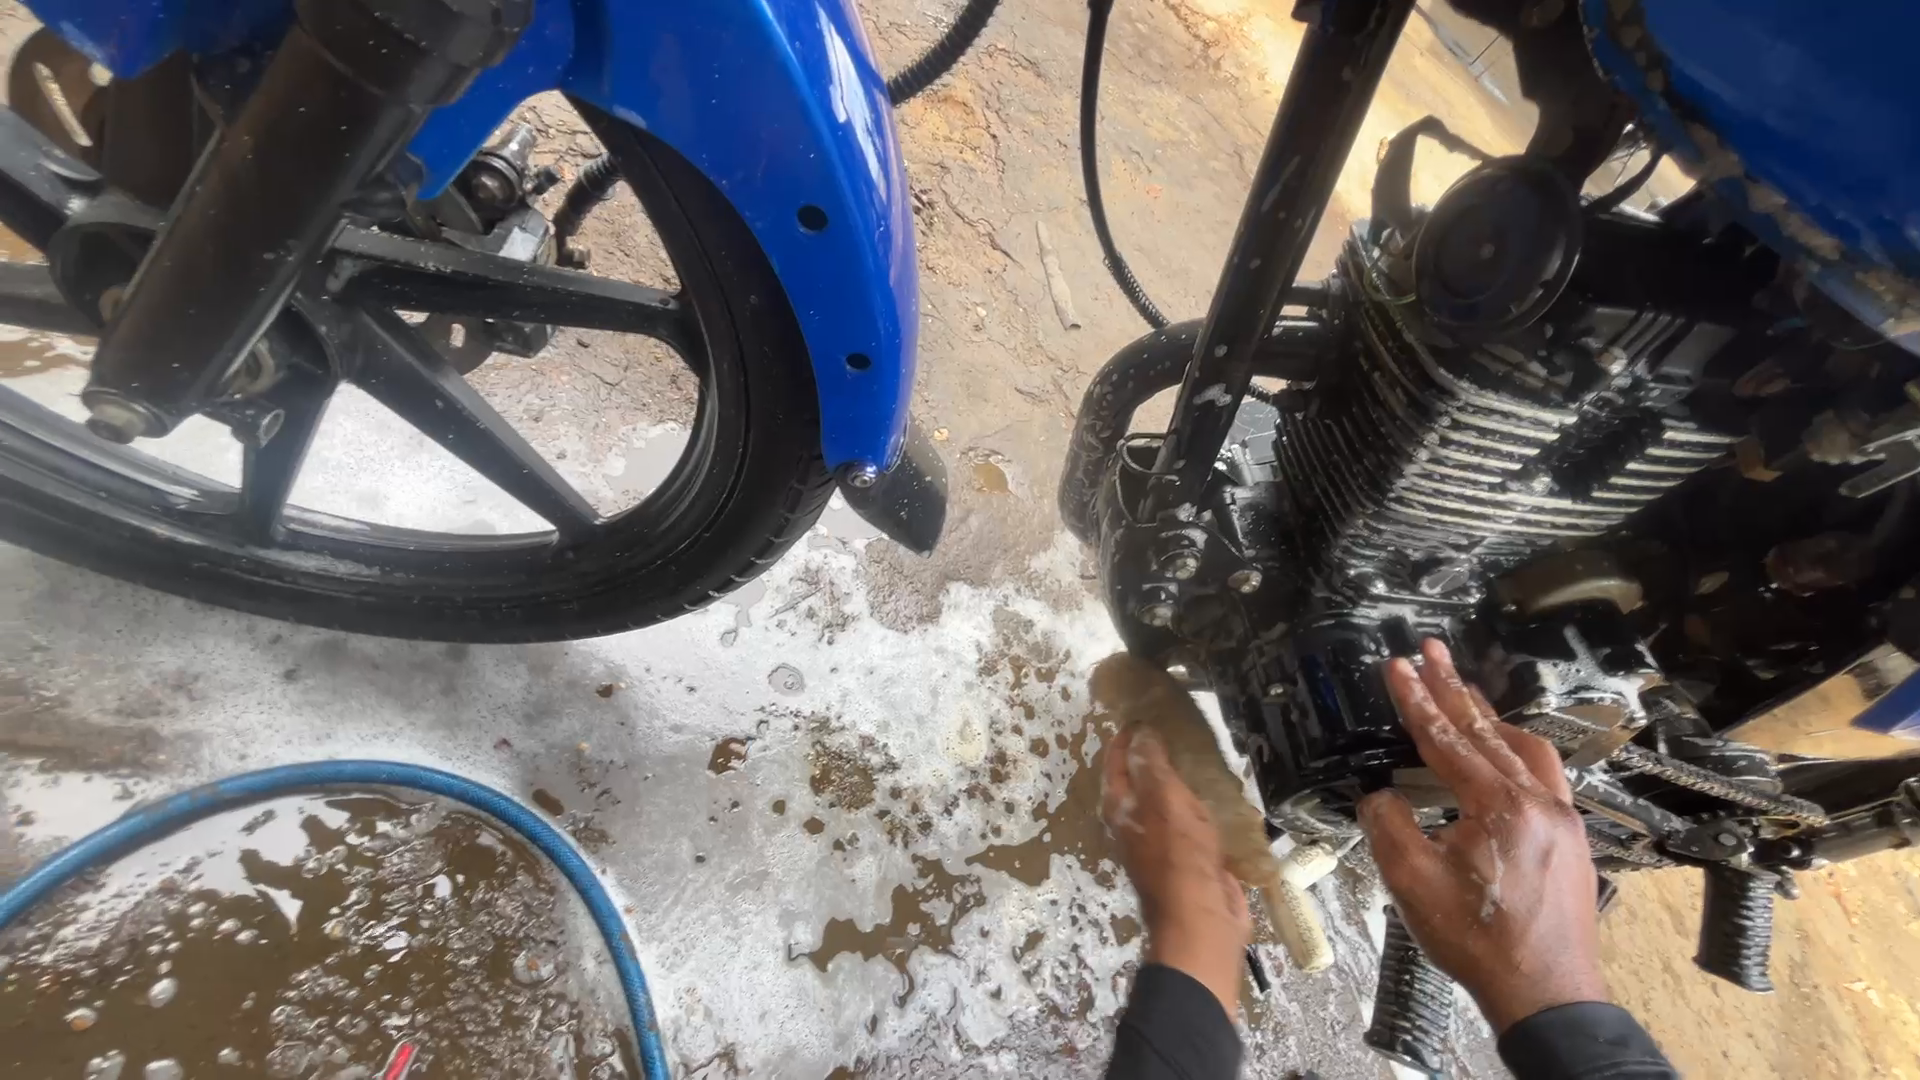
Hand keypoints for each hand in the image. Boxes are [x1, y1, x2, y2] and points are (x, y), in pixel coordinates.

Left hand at [1101, 725, 1251, 1016]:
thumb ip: (1151, 764)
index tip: (1143, 714)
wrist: (1201, 920)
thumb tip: (1140, 732)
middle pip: (1139, 780)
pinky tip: (1218, 796)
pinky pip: (1190, 823)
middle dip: (1154, 756)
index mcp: (1119, 807)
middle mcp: (1133, 822)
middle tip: (1176, 732)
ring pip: (1166, 801)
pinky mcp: (1187, 858)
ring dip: (1179, 781)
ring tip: (1199, 757)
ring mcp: (1159, 842)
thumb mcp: (1163, 799)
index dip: (1126, 737)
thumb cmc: (1178, 855)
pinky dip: (1200, 806)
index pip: (1116, 761)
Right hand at [1358, 638, 1607, 1032]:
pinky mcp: (1570, 839)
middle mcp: (1540, 802)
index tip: (1396, 664)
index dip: (1415, 700)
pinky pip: (1540, 773)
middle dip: (1452, 687)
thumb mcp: (1410, 879)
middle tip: (1432, 648)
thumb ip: (1387, 822)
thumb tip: (1381, 794)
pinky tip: (1499, 749)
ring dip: (1486, 715)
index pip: (1446, 740)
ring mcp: (1563, 820)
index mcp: (1501, 807)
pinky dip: (1511, 746)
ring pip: (1524, 748)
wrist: (1548, 996)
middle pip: (1487, 731)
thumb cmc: (1475, 938)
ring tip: (1462, 690)